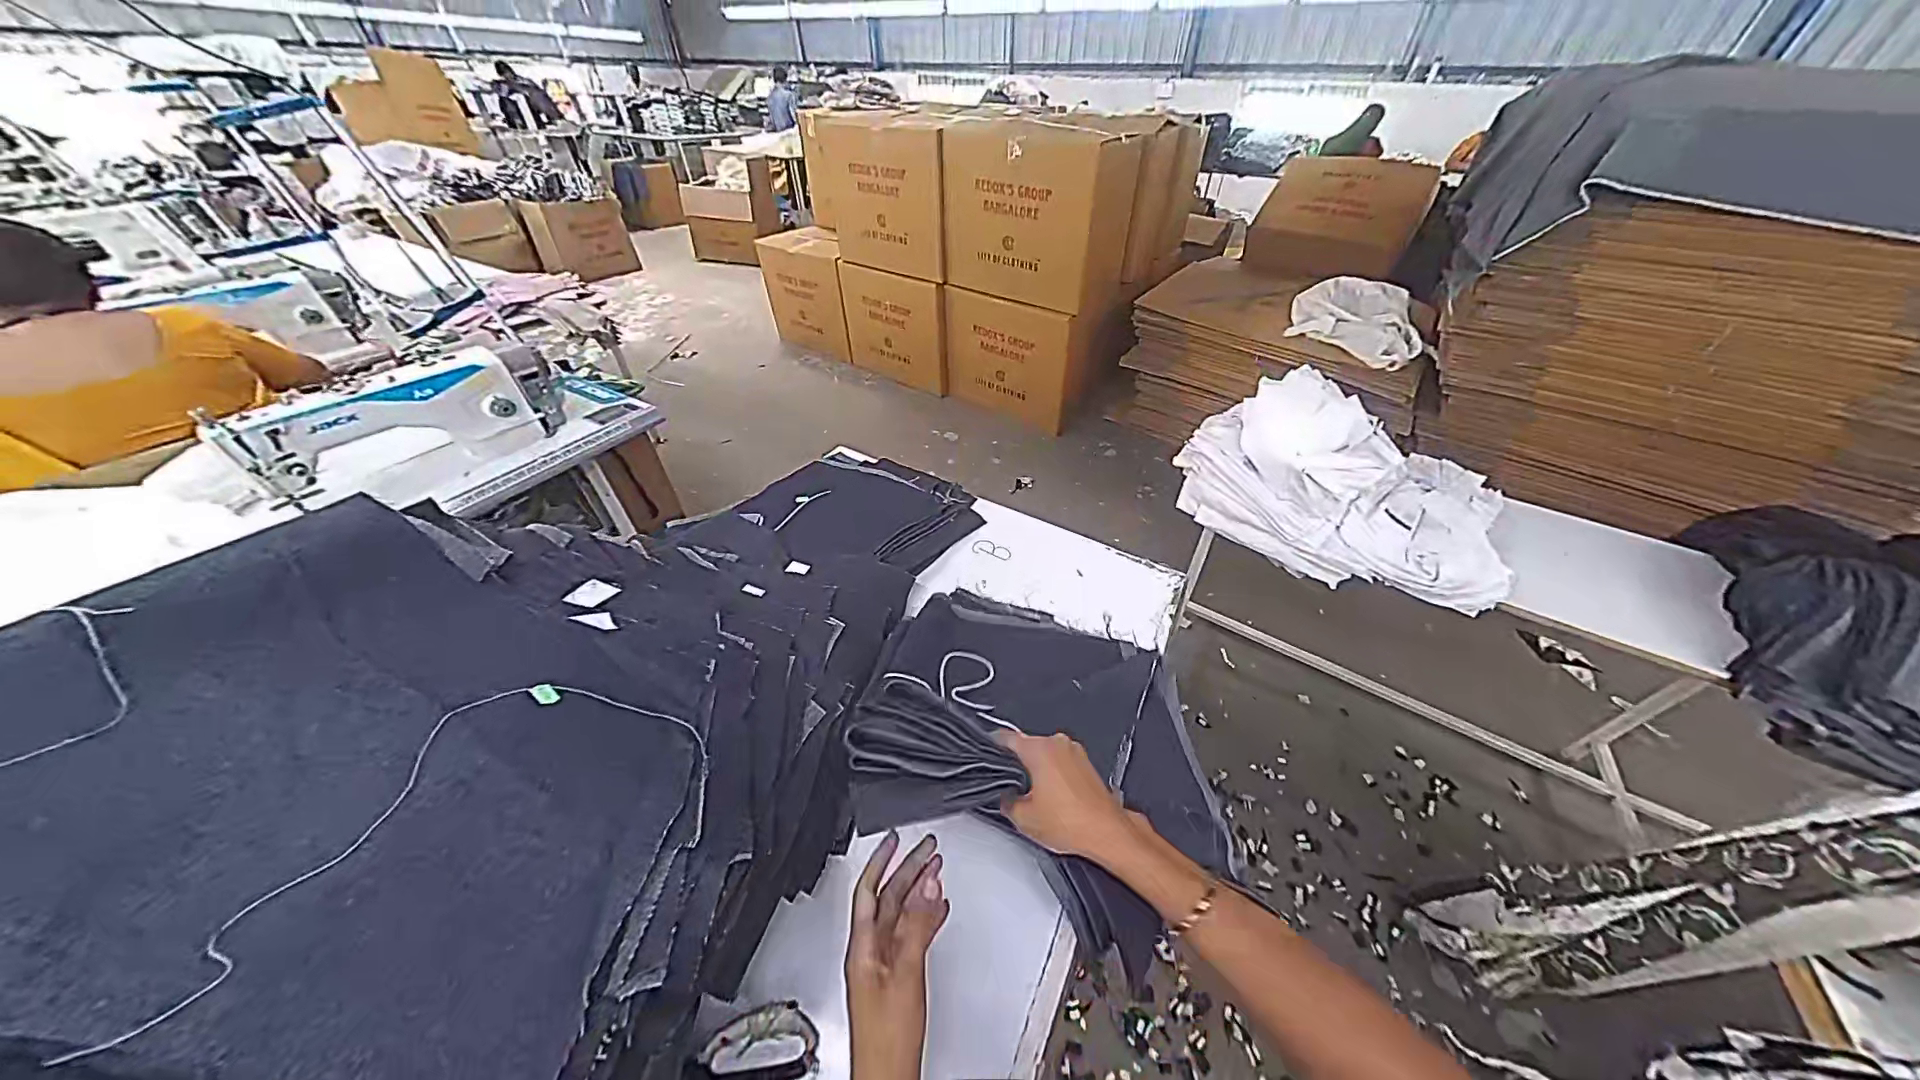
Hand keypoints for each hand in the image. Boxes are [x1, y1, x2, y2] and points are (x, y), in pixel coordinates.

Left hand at [846, 831, 948, 1079]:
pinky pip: (912, 934)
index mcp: (863, 947)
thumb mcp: (905, 972)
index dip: (880, 861)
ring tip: (936, 868)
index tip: (894, 838)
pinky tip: (938, 910)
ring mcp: (885, 964)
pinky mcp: (899, 977)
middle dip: (908, 869)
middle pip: (888, 899)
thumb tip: (927, 885)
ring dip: (919, 890)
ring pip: (901, 914)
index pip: (869, 890)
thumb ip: (916, 926)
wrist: (889, 1077)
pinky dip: (927, 917)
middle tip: (927, 848)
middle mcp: (871, 951)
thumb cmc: (887, 1039)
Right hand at [992, 730, 1135, 866]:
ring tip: (1037, 797)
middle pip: (1027, 746)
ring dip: (1038, 769)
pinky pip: (1061, 762)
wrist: (1106, 832)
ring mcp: (1074, 752)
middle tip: (1012, 786)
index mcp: (1039, 749)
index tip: (987, 752)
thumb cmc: (1073, 822)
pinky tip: (1054, 798)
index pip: (1006, 738)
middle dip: (1018, 764)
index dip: (992, 746)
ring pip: (1046, 754)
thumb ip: (1006, 801)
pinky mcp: (1086, 763)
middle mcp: (1058, 744)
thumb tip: (1005, 798)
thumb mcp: (1023, 817)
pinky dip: (1055, 774)